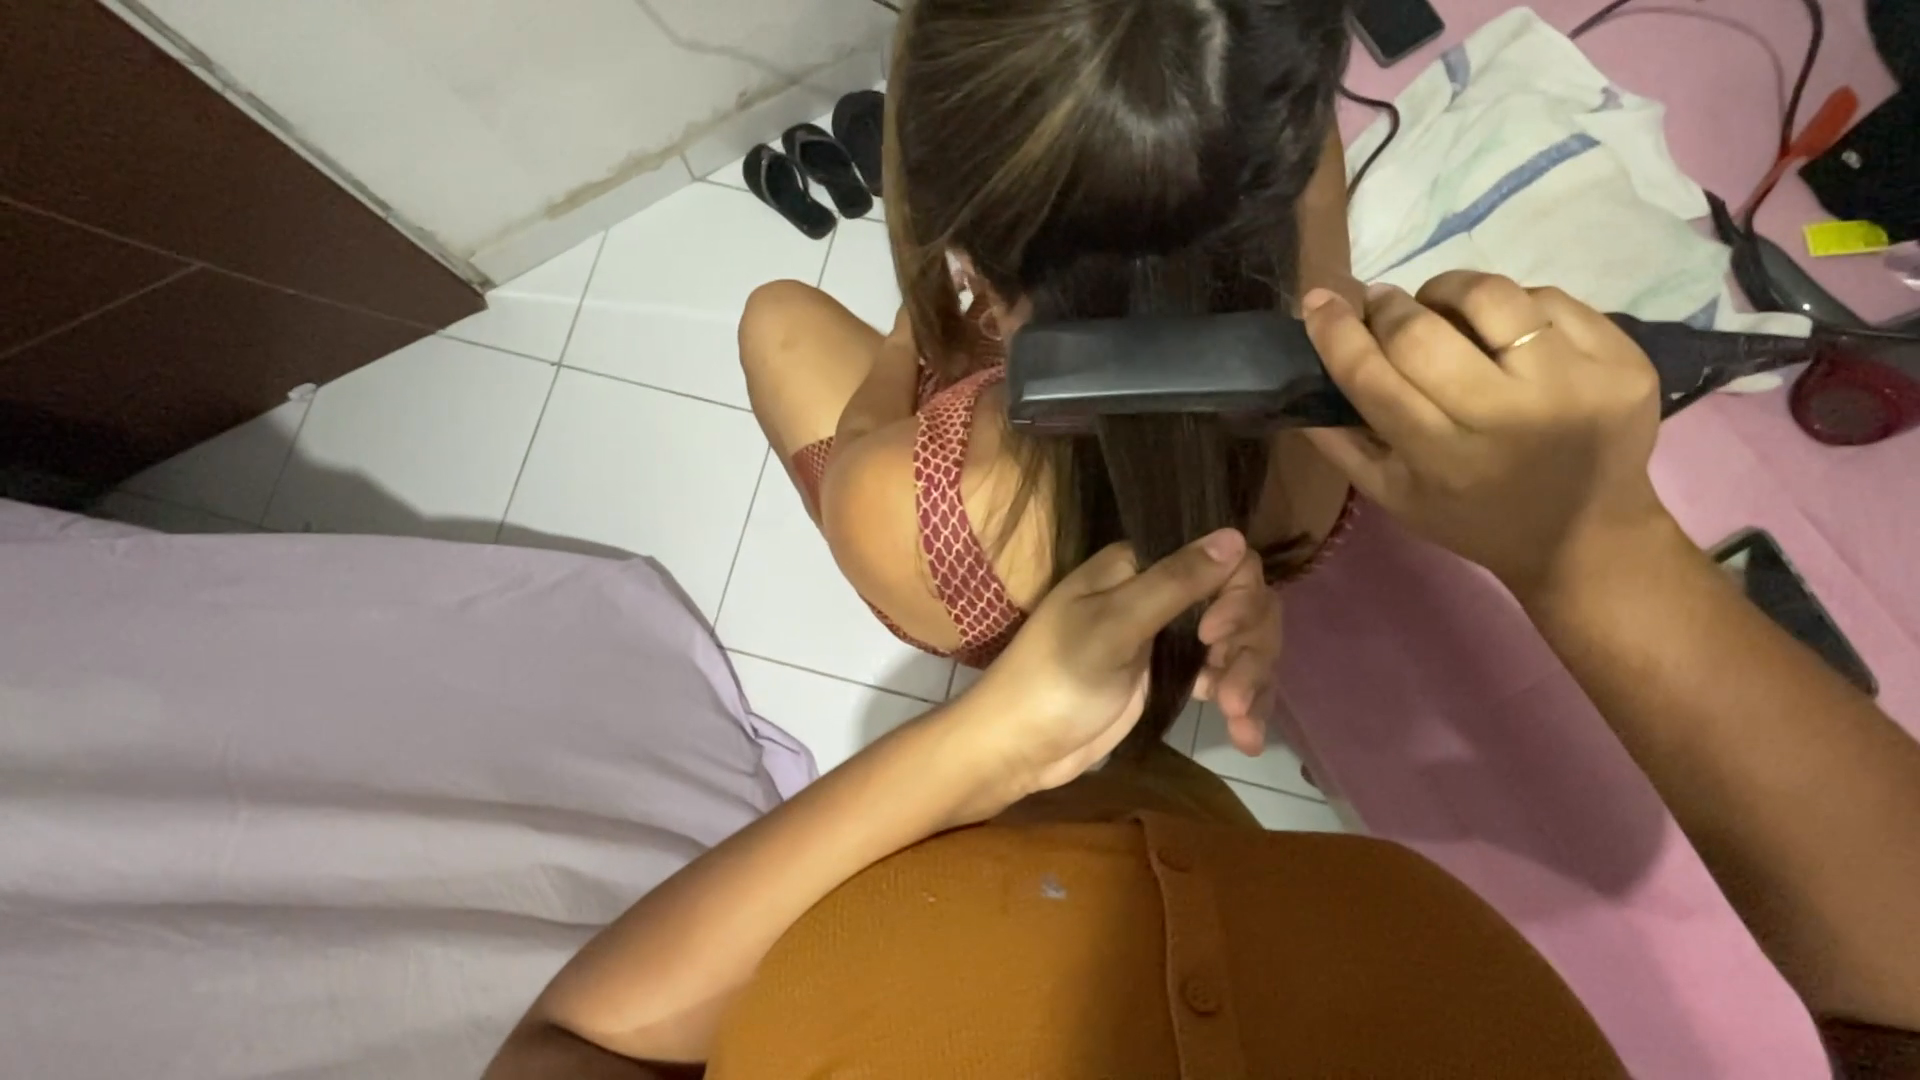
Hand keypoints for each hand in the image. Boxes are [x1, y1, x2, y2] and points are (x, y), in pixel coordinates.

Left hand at [952, 529, 1257, 811]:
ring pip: (1239, 643)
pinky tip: (1246, 736)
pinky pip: (1223, 676)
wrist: (1020, 745)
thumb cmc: (1056, 678)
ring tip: (1239, 723)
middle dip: (1248, 648)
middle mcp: (1158, 594)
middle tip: (1229, 696)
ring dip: (1251, 680)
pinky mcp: (1171, 676)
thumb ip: (1175, 583)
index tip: (1216, 636)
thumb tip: (1234, 536)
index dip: (1236, 596)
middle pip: (1241, 604)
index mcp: (1137, 567)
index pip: (1220, 560)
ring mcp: (1167, 637)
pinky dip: (1241, 702)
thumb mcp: (1114, 627)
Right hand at [1300, 273, 1674, 601]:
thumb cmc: (1471, 518)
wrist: (1585, 535)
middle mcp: (1507, 415)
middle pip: (1423, 332)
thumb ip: (1341, 443)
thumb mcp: (1392, 496)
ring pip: (1491, 297)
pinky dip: (1512, 305)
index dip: (1337, 333)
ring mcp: (1575, 383)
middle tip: (1380, 306)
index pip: (1373, 376)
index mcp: (1442, 456)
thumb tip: (1301, 380)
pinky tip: (1502, 330)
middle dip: (1388, 308)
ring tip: (1439, 307)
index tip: (1318, 302)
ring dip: (1448, 291)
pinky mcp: (1623, 361)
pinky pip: (1550, 300)